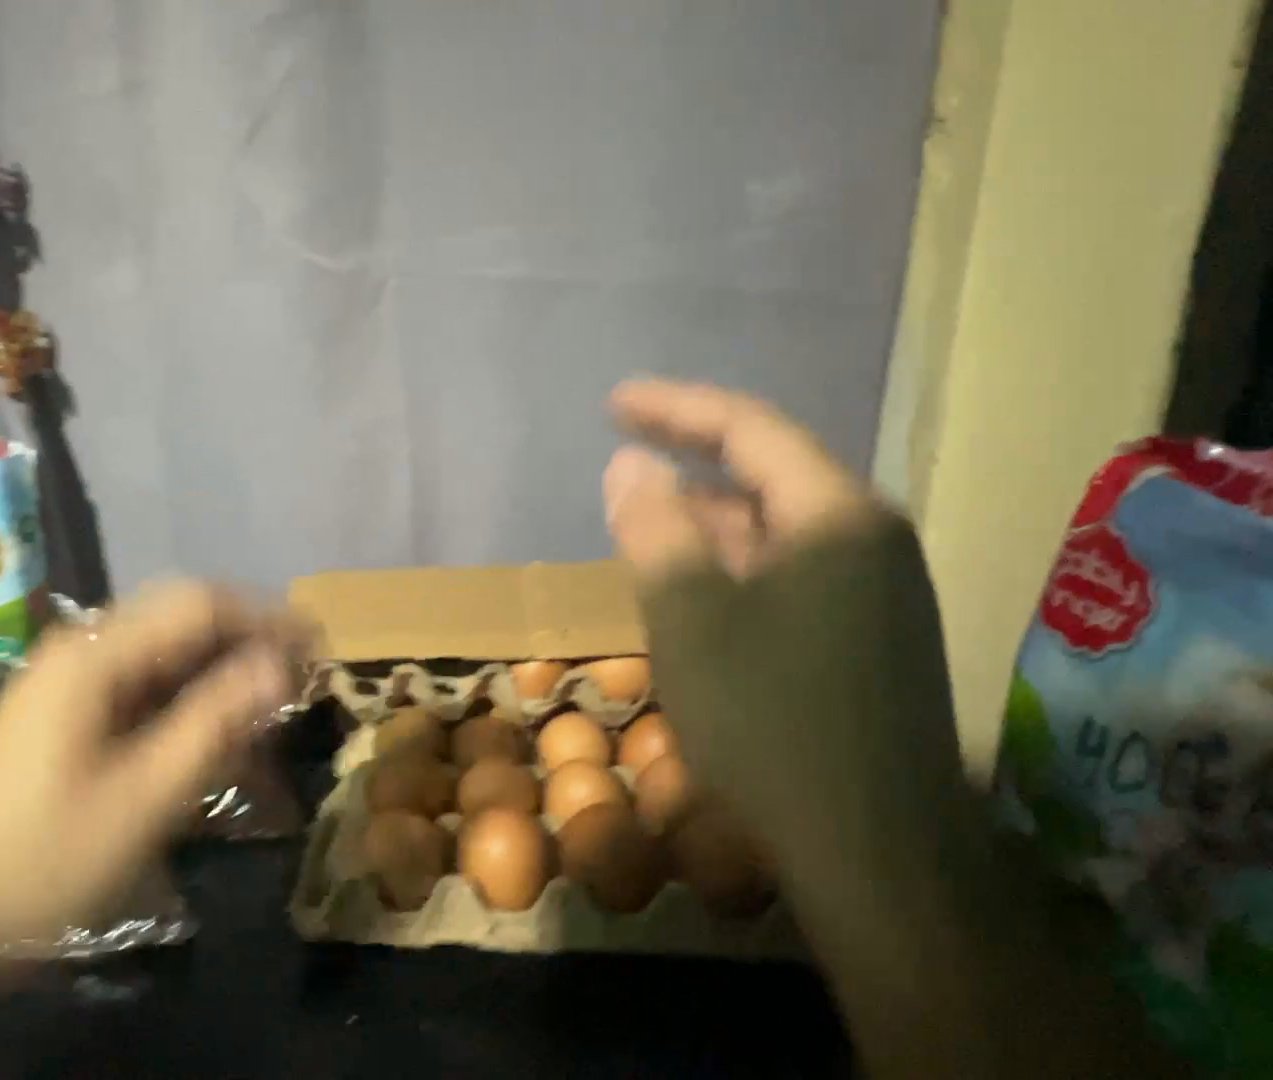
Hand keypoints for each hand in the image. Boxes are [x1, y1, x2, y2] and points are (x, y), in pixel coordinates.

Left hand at [0, 582, 309, 980]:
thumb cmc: (40, 862)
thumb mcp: (141, 799)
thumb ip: (213, 724)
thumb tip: (279, 667)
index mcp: (92, 656)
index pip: (197, 605)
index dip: (264, 618)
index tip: (318, 646)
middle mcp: (78, 650)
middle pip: (178, 620)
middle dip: (245, 640)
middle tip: (301, 675)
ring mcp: (66, 682)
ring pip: (161, 655)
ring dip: (217, 672)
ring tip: (269, 707)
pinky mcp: (63, 714)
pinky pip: (137, 688)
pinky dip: (184, 702)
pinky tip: (213, 734)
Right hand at [602, 381, 970, 859]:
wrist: (874, 850)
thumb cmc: (767, 719)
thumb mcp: (688, 616)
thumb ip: (655, 527)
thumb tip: (629, 462)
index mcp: (835, 516)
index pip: (750, 429)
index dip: (674, 408)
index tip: (612, 404)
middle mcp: (871, 539)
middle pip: (770, 475)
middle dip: (692, 466)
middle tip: (624, 468)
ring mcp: (881, 593)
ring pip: (780, 531)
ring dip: (711, 523)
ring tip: (649, 529)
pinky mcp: (874, 640)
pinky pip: (793, 575)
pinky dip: (737, 568)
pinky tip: (700, 595)